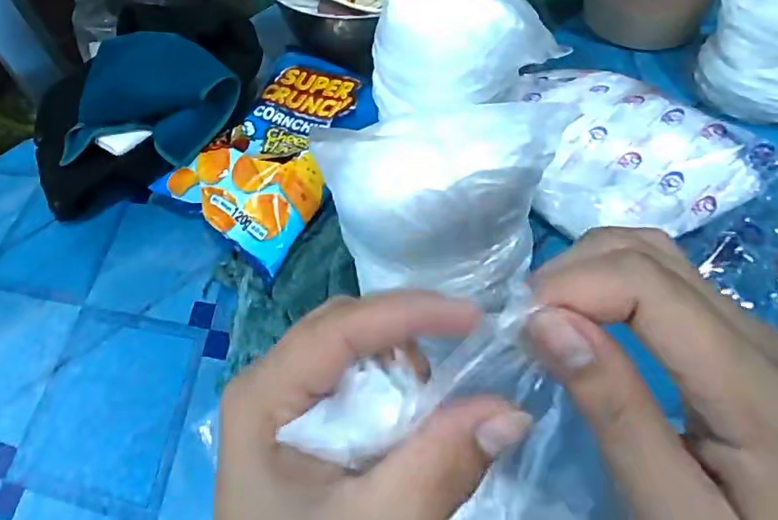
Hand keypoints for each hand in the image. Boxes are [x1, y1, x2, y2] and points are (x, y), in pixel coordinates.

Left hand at [216, 292, 533, 519]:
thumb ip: (440, 464)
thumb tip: (513, 411)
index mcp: (264, 394)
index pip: (342, 326)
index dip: (410, 312)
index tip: (474, 318)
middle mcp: (267, 380)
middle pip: (345, 326)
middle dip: (405, 338)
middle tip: (460, 364)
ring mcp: (279, 398)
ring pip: (351, 347)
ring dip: (398, 365)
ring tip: (428, 413)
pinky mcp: (298, 421)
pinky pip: (350, 378)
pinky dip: (388, 391)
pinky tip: (405, 426)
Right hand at [527, 228, 777, 519]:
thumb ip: (617, 416)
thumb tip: (544, 320)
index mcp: (766, 391)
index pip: (652, 285)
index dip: (575, 284)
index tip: (519, 324)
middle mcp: (773, 343)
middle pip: (655, 254)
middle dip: (577, 270)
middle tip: (527, 323)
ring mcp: (770, 340)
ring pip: (662, 257)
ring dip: (594, 270)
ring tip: (550, 317)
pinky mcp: (757, 348)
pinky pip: (675, 286)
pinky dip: (619, 286)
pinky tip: (593, 320)